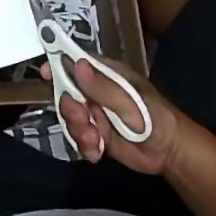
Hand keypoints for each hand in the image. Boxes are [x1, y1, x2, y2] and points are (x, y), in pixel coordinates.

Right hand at [54, 58, 194, 174]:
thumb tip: (76, 64)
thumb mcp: (129, 101)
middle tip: (85, 121)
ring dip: (79, 131)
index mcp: (107, 75)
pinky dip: (85, 147)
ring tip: (96, 141)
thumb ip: (101, 87)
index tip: (45, 71)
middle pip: (67, 94)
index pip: (77, 62)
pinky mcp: (96, 135)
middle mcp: (97, 92)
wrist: (170, 153)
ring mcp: (96, 114)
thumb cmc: (155, 118)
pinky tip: (98, 153)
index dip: (59, 63)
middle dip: (71, 110)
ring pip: (70, 118)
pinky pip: (78, 138)